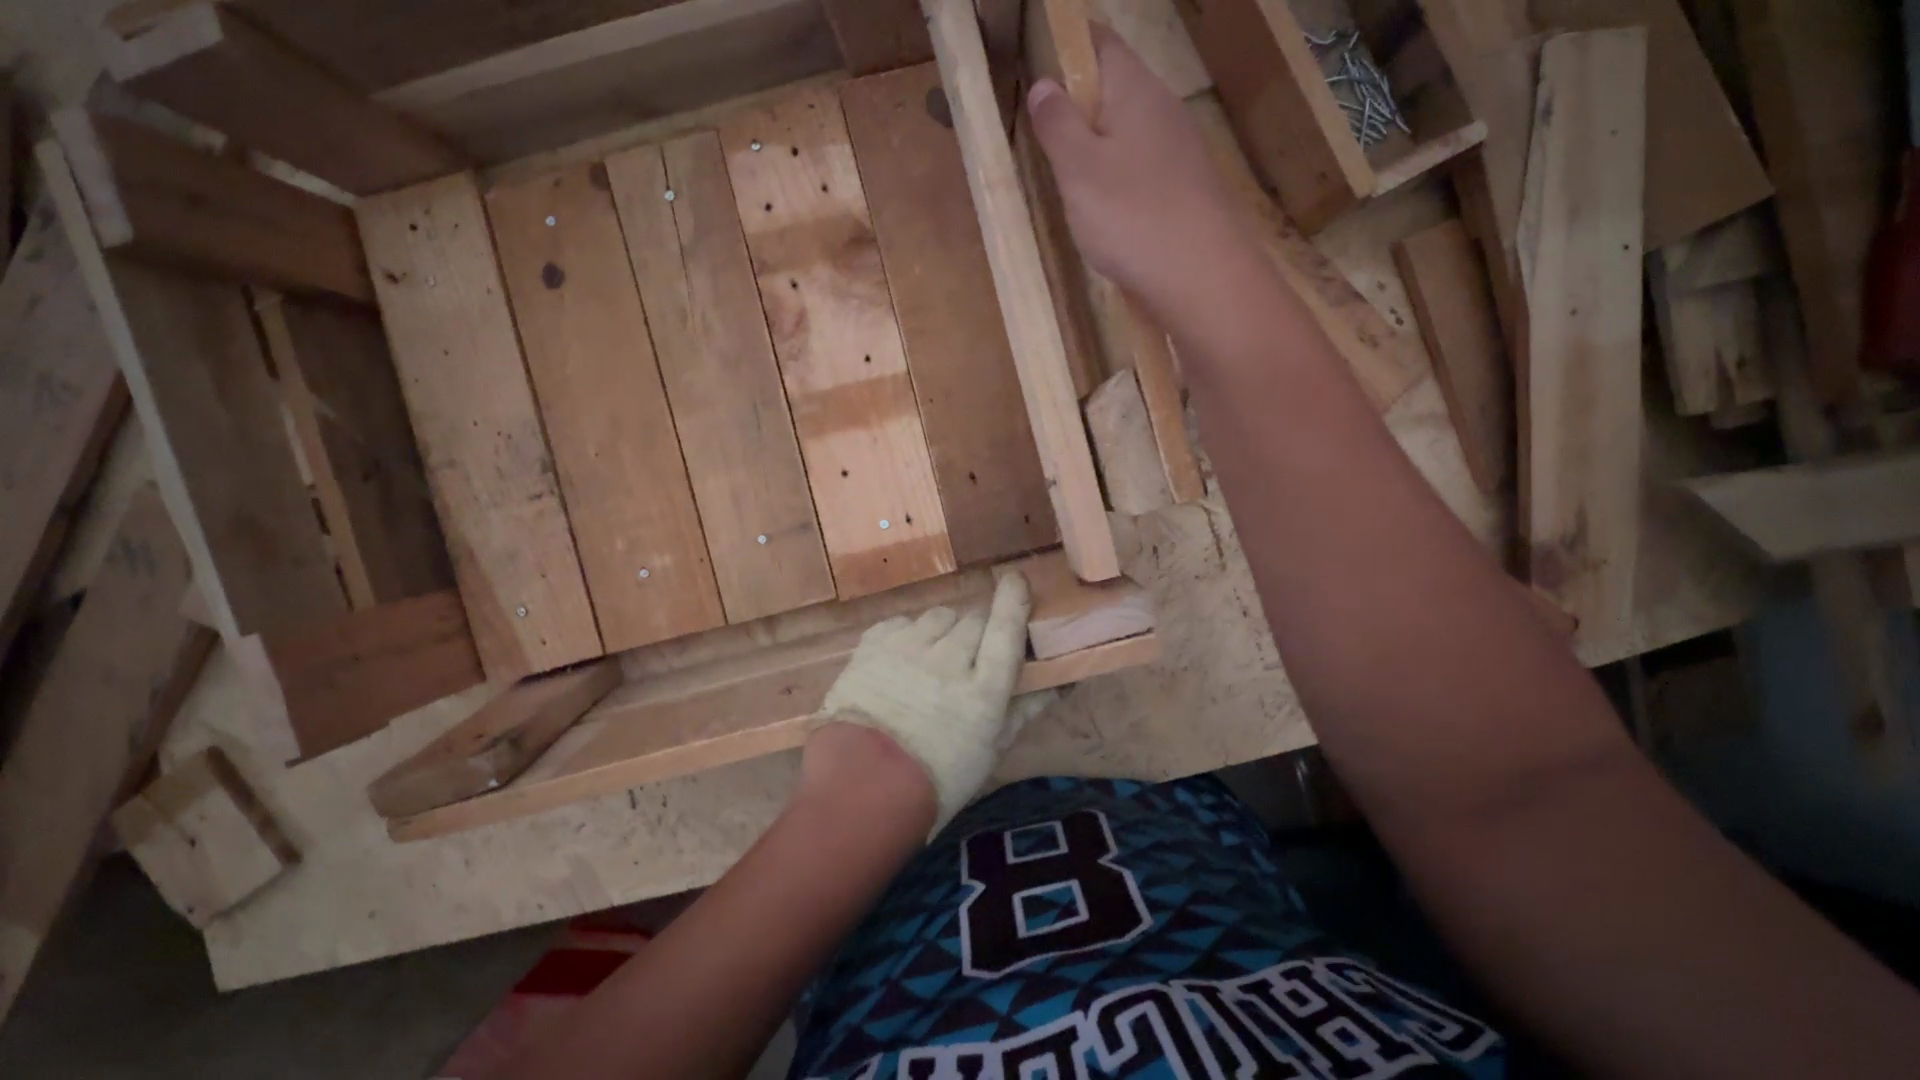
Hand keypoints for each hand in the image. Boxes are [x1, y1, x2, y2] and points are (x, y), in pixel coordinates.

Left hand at [806, 573, 1056, 831]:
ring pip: (938, 616)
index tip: (1015, 580)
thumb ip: (1024, 711)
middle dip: (978, 629)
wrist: (860, 787)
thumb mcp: (989, 752)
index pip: (1005, 632)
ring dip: (944, 629)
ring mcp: (907, 649)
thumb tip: (1060, 685)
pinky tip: (905, 657)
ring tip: (934, 657)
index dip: (1013, 602)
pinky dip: (909, 633)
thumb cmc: (936, 779)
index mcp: (983, 691)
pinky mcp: (872, 647)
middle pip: (972, 620)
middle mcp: (948, 660)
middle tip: (971, 654)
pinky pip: (901, 622)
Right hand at [1026, 27, 1257, 311]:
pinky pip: (1142, 171)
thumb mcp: (1078, 169)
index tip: (1038, 60)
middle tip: (1040, 130)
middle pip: (1116, 87)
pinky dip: (1117, 180)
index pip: (1102, 42)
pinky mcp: (1185, 193)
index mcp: (1137, 91)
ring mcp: (1180, 154)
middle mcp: (1164, 112)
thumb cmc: (1132, 217)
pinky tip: (1102, 211)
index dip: (1069, 42)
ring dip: (1097, 146)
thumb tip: (1045, 83)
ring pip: (1129, 133)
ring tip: (1064, 175)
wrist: (1204, 281)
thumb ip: (1058, 123)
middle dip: (1079, 101)